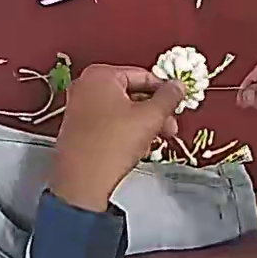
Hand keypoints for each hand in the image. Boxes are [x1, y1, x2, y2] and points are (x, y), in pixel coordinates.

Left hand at [50, 66, 183, 212]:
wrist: (83, 182)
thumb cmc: (112, 144)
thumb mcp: (151, 116)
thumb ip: (169, 97)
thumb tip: (178, 86)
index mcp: (101, 76)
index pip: (144, 75)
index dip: (164, 91)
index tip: (177, 101)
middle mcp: (86, 87)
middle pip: (133, 93)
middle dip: (155, 110)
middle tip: (170, 123)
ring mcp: (79, 108)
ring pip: (123, 109)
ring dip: (144, 122)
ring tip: (158, 137)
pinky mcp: (78, 128)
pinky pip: (110, 122)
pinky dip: (127, 130)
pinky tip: (139, 145)